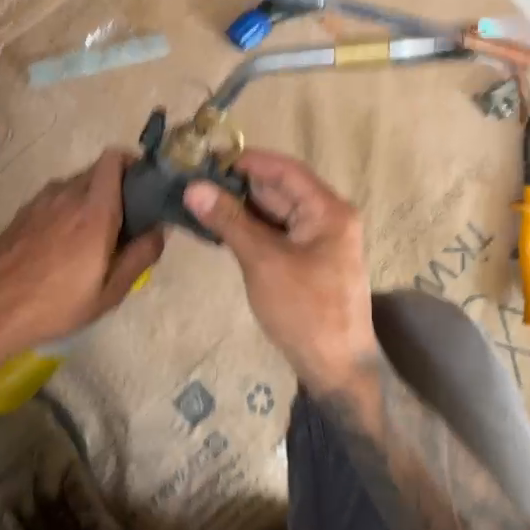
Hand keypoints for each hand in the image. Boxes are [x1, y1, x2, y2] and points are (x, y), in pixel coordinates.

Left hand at [0, 149, 165, 356]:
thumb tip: (159, 230)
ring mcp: (42, 200)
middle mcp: (68, 194)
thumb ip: (140, 256)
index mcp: (95, 210)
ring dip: (90, 199)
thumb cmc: (57, 303)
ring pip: (76, 184)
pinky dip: (67, 209)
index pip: (114, 159)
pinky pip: (56, 198)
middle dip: (116, 186)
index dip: (132, 164)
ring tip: (94, 236)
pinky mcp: (24, 211)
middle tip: (125, 220)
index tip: (143, 188)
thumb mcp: (110, 292)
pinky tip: (63, 243)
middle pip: (98, 170)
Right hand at [184, 151, 377, 395]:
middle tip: (193, 182)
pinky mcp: (308, 260)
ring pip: (274, 211)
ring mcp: (318, 240)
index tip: (206, 159)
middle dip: (238, 185)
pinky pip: (276, 232)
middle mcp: (327, 217)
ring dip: (240, 207)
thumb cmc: (304, 311)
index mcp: (328, 210)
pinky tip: (219, 228)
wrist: (336, 369)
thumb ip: (229, 221)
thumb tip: (193, 187)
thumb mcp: (263, 262)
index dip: (246, 161)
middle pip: (279, 189)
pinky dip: (250, 228)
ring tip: (198, 202)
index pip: (284, 169)